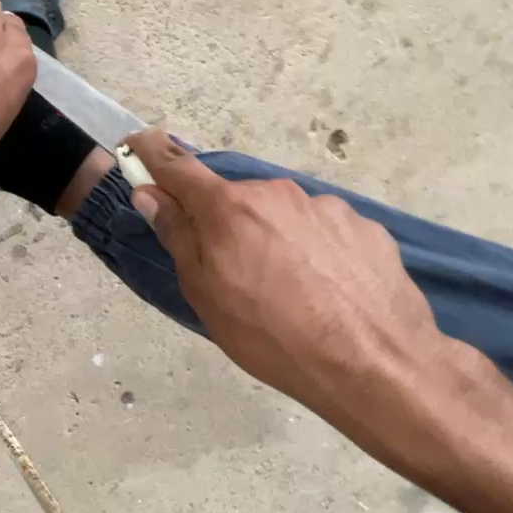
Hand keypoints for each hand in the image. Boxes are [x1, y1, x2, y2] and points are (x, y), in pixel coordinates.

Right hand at [122, 130, 455, 420]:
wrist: (377, 366)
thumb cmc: (271, 335)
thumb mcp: (204, 292)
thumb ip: (177, 235)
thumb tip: (151, 194)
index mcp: (226, 207)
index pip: (175, 163)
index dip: (149, 152)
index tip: (135, 145)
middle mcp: (273, 193)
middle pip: (232, 198)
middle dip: (223, 222)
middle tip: (232, 270)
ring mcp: (324, 207)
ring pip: (280, 214)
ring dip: (271, 236)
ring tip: (289, 289)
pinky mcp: (366, 228)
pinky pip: (323, 230)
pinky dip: (314, 250)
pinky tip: (327, 290)